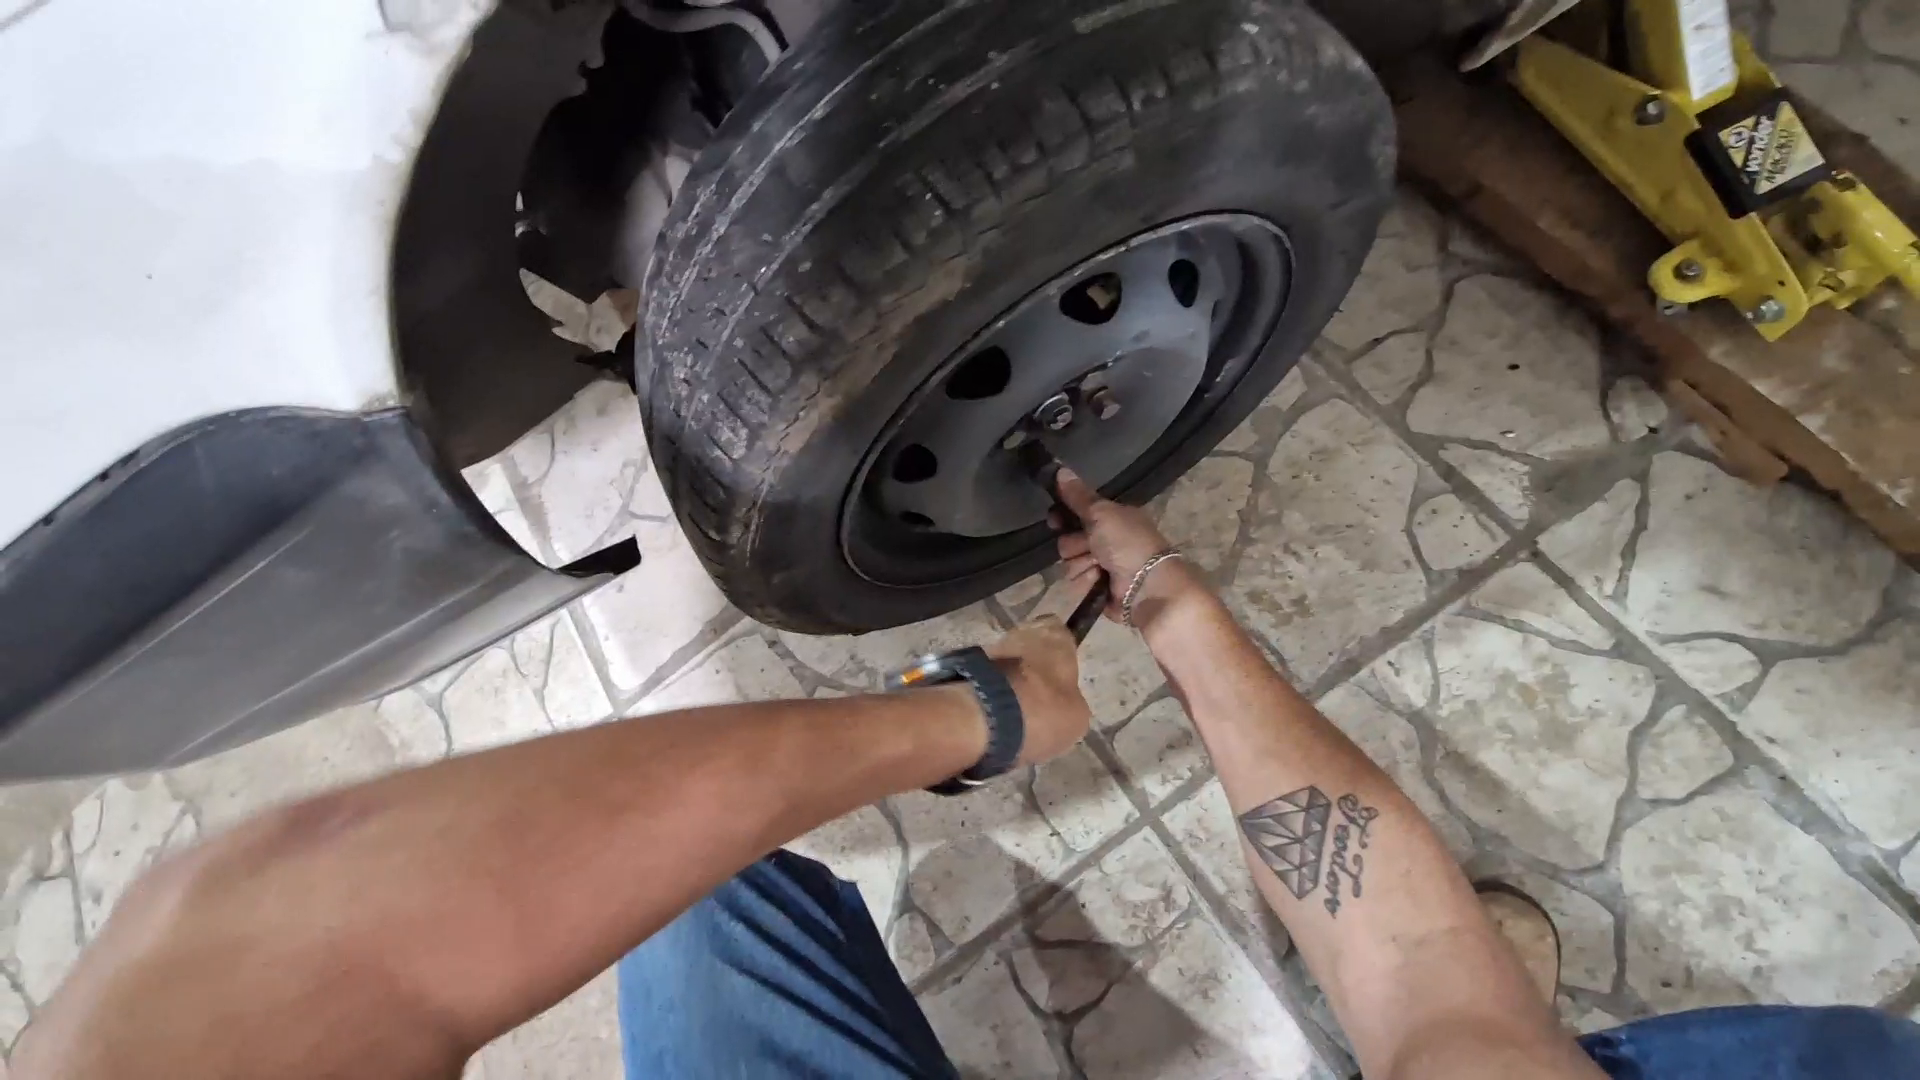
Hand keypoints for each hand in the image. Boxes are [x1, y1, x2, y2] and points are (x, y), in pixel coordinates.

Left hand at [985, 616, 1092, 765]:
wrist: (984, 717)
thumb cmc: (1043, 709)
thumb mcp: (1076, 716)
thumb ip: (1071, 701)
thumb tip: (1063, 705)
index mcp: (1054, 635)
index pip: (1062, 633)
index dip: (1062, 656)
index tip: (1062, 679)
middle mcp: (1021, 631)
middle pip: (1031, 648)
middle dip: (1033, 670)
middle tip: (1039, 700)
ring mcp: (990, 647)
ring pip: (1007, 664)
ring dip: (1010, 683)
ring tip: (1016, 716)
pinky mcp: (965, 668)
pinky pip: (986, 682)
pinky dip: (990, 696)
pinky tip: (996, 719)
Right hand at [1053, 468, 1205, 625]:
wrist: (1147, 585)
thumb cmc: (1128, 542)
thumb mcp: (1102, 512)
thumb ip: (1078, 495)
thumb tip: (1059, 467)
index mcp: (1111, 518)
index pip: (1074, 513)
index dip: (1062, 517)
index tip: (1055, 520)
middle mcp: (1104, 541)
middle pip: (1067, 540)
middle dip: (1075, 544)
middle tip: (1091, 546)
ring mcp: (1100, 566)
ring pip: (1068, 563)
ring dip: (1081, 564)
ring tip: (1099, 566)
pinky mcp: (1096, 590)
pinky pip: (1076, 583)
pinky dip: (1087, 582)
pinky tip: (1100, 581)